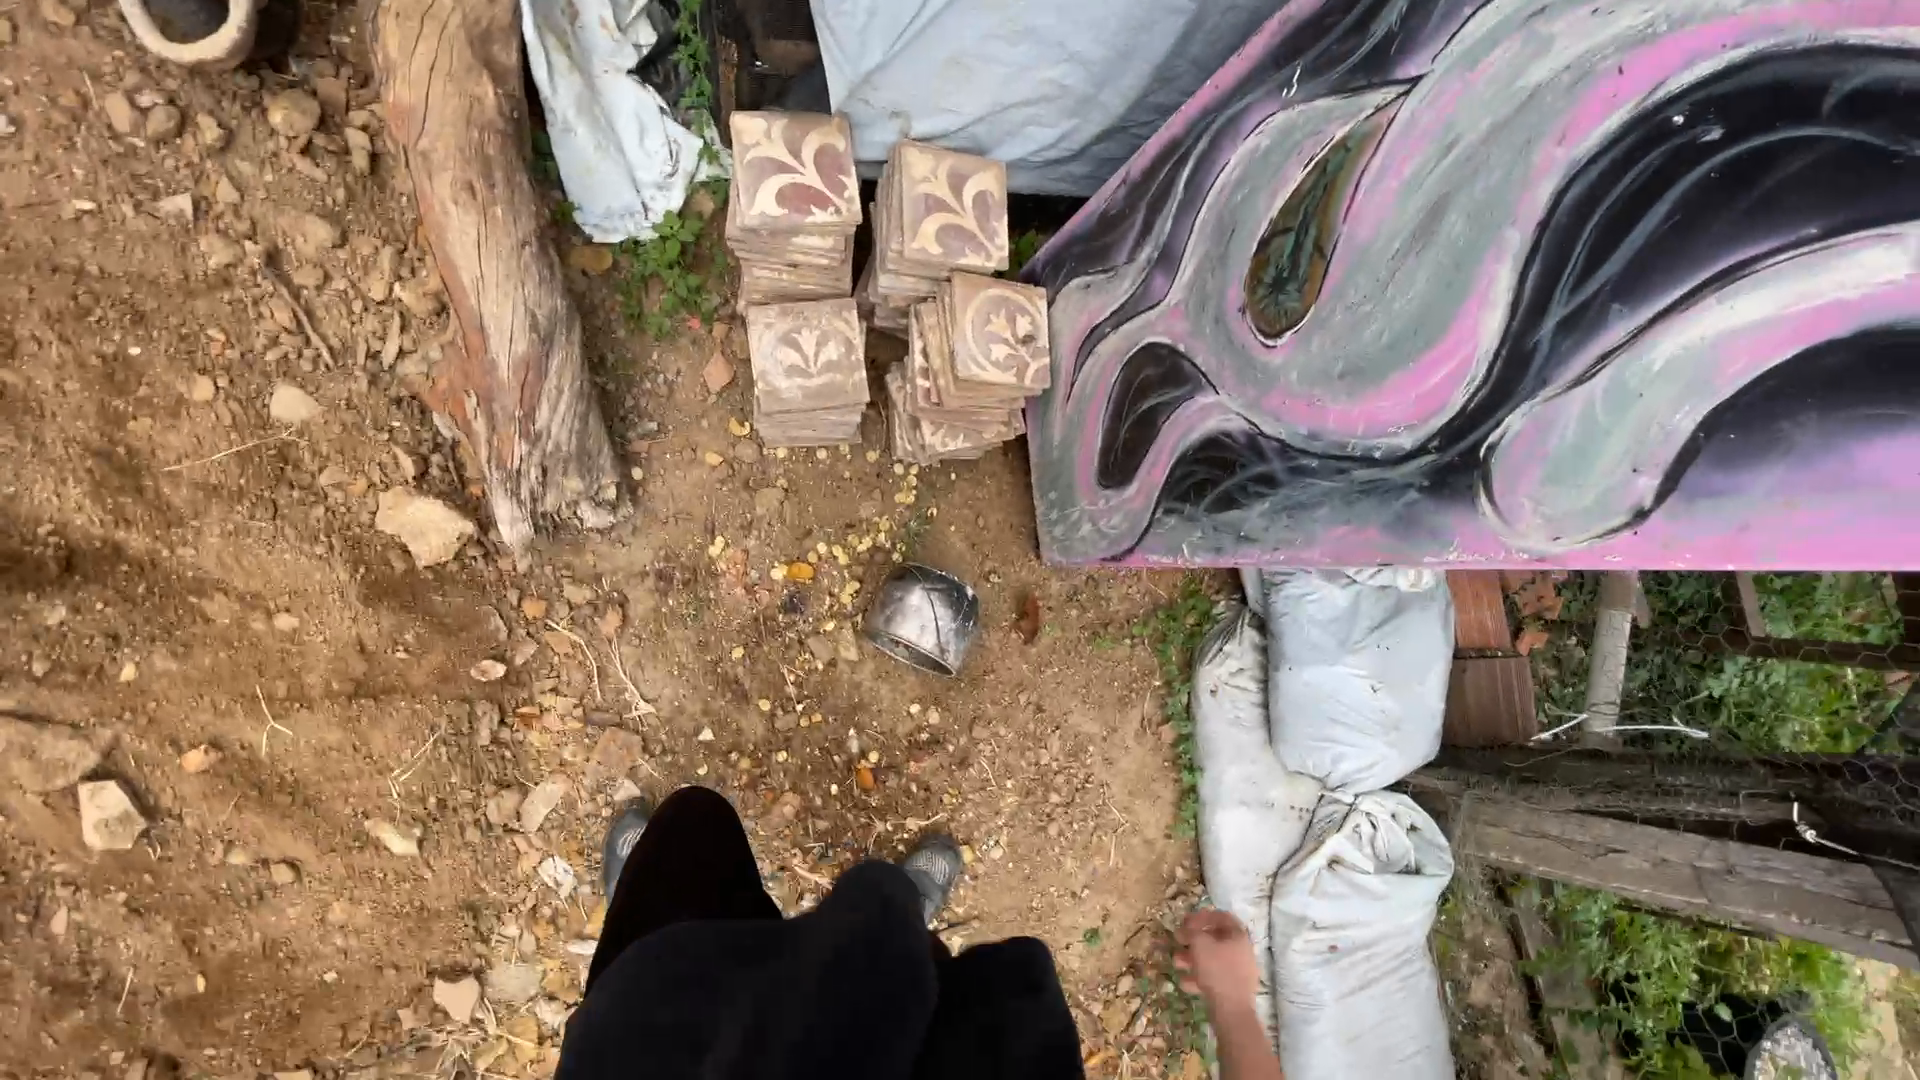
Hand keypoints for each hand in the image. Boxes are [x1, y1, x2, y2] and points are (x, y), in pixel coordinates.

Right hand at [1173, 909, 1260, 1013]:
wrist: (1232, 1011)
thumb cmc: (1216, 969)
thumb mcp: (1199, 943)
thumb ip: (1190, 932)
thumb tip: (1184, 930)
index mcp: (1238, 936)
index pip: (1221, 917)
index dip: (1202, 916)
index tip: (1186, 922)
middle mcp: (1242, 952)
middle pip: (1215, 939)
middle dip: (1193, 940)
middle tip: (1178, 941)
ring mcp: (1239, 972)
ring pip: (1212, 959)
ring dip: (1193, 958)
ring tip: (1176, 963)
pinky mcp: (1234, 990)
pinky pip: (1215, 977)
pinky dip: (1199, 977)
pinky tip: (1185, 983)